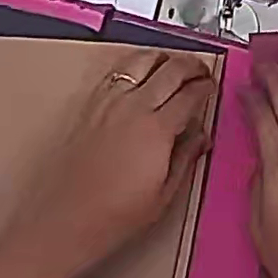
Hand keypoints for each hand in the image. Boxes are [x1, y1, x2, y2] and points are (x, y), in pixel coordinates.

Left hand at [18, 55, 214, 273]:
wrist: (65, 219)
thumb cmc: (117, 215)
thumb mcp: (164, 196)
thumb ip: (186, 157)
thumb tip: (202, 135)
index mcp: (157, 129)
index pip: (190, 94)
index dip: (206, 87)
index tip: (212, 87)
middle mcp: (135, 106)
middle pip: (171, 69)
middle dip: (192, 66)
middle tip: (200, 72)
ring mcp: (110, 100)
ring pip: (143, 59)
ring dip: (164, 58)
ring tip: (173, 66)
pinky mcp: (91, 102)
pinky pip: (118, 70)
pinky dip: (136, 64)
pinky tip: (141, 75)